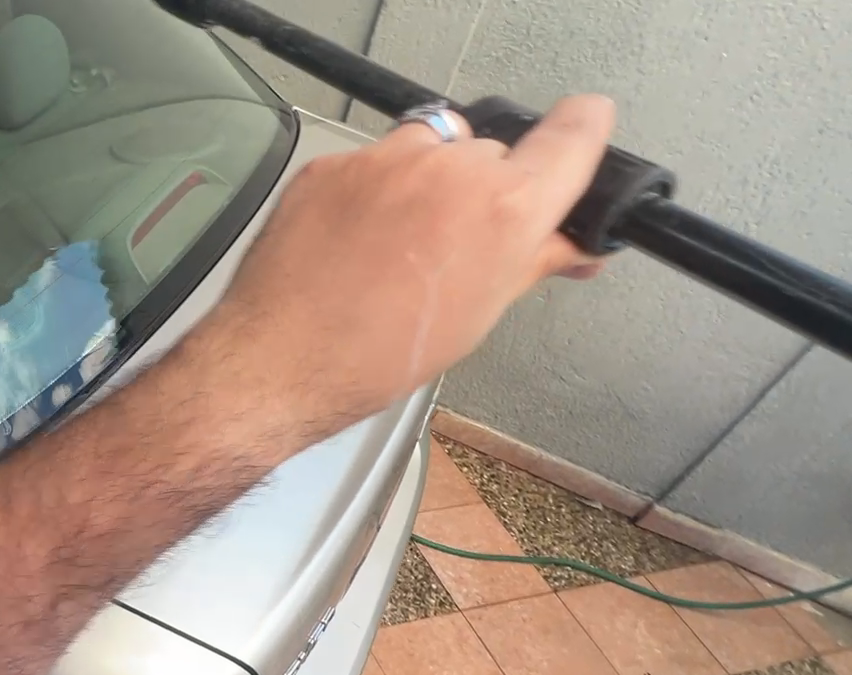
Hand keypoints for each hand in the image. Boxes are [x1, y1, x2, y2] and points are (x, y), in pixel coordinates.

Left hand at [194, 94, 615, 442]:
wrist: (274, 365)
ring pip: (424, 151)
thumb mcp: (471, 320)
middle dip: (475, 191)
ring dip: (417, 185)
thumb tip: (572, 244)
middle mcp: (446, 169)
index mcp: (502, 208)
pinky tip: (342, 244)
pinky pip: (363, 167)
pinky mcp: (326, 168)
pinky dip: (362, 195)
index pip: (577, 131)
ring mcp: (380, 162)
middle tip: (441, 245)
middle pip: (488, 152)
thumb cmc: (369, 362)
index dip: (573, 142)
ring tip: (383, 248)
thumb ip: (528, 262)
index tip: (562, 153)